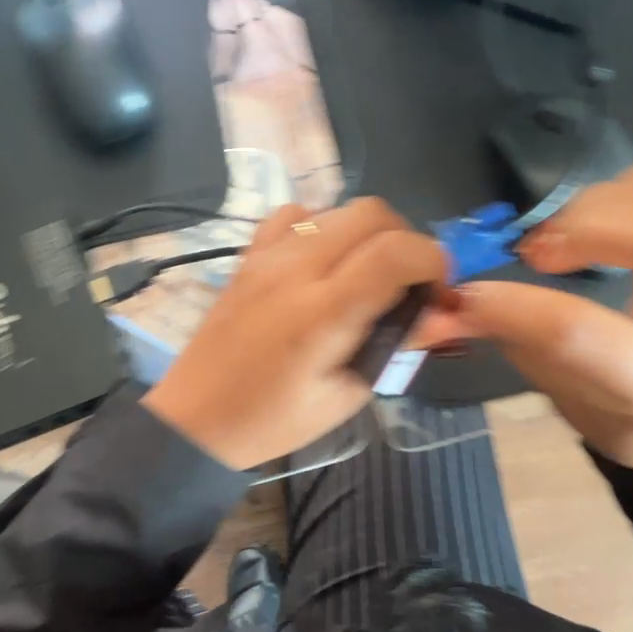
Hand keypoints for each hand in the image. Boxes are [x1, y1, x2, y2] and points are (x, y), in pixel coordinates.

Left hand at [142, 199, 461, 470]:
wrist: (196, 420)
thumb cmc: (271, 423)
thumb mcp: (343, 398)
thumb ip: (389, 349)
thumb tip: (424, 314)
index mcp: (324, 313)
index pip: (397, 252)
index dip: (433, 261)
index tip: (437, 291)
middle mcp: (295, 270)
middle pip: (372, 213)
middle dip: (406, 240)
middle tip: (407, 283)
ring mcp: (266, 257)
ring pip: (336, 208)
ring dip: (366, 233)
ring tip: (366, 274)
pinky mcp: (246, 257)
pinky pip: (293, 217)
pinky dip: (321, 228)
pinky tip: (320, 263)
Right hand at [459, 161, 632, 469]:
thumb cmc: (616, 414)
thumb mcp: (558, 393)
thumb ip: (507, 343)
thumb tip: (434, 314)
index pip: (582, 329)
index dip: (513, 306)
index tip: (466, 296)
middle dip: (587, 229)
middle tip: (534, 252)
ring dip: (606, 200)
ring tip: (562, 232)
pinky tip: (597, 214)